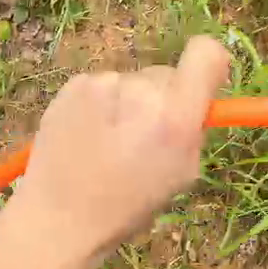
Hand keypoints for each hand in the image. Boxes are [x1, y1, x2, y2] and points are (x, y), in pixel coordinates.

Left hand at [2, 36, 231, 265]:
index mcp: (175, 117)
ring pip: (132, 83)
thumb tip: (197, 100)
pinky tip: (87, 134)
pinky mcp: (75, 84)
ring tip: (108, 141)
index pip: (206, 52)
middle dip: (163, 98)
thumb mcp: (181, 175)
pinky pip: (102, 86)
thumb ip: (192, 130)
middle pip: (166, 74)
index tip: (202, 83)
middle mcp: (141, 91)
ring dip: (128, 103)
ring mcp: (104, 83)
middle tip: (144, 134)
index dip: (209, 63)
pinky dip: (100, 104)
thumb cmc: (128, 206)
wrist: (59, 216)